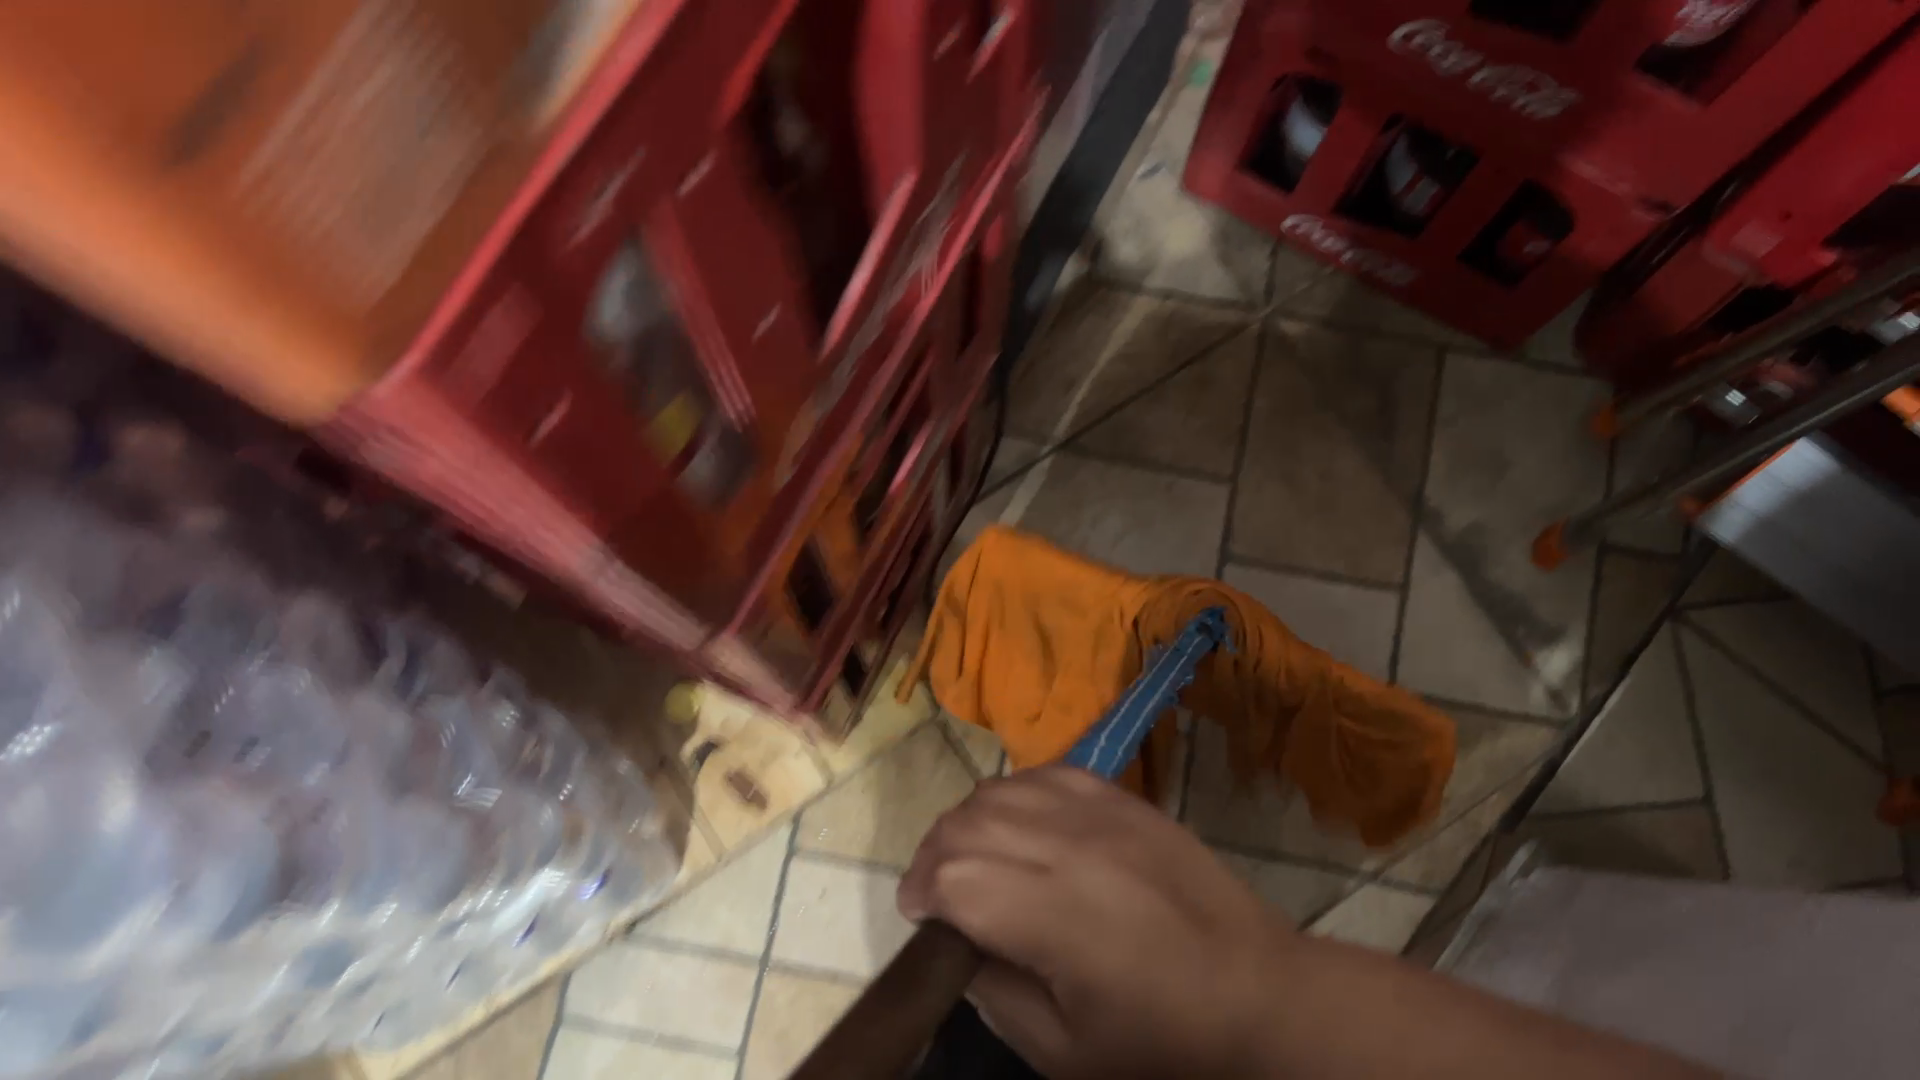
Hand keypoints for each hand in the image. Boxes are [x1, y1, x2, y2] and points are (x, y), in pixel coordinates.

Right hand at [897, 766, 1294, 1078]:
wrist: (1259, 991)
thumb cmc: (1160, 1038)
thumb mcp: (1063, 1051)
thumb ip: (994, 993)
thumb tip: (955, 943)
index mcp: (1052, 914)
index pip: (952, 876)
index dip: (920, 892)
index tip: (920, 917)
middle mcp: (1068, 845)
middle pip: (966, 822)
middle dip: (934, 854)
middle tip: (938, 892)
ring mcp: (1098, 811)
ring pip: (999, 790)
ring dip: (970, 822)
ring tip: (974, 857)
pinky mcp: (1122, 797)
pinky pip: (1045, 772)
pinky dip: (1015, 795)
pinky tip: (1021, 825)